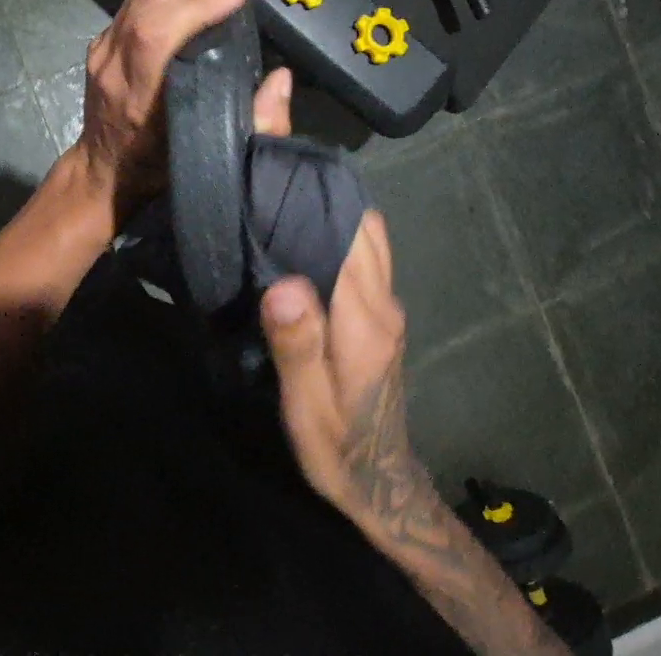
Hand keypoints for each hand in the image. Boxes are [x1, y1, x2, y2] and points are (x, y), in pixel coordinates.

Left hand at [76, 0, 293, 209]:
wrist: (103, 172)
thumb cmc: (158, 168)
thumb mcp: (212, 159)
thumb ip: (257, 125)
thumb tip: (281, 79)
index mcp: (138, 96)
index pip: (156, 31)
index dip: (197, 4)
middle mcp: (114, 64)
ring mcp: (103, 48)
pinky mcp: (102, 41)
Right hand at [260, 212, 422, 540]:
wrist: (380, 481)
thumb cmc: (335, 444)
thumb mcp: (306, 403)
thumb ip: (297, 343)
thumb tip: (282, 283)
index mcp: (363, 322)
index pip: (347, 244)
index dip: (315, 207)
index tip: (275, 180)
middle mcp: (383, 306)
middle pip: (365, 232)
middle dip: (325, 202)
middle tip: (272, 186)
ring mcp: (387, 310)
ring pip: (371, 242)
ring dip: (336, 218)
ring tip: (286, 206)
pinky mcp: (383, 318)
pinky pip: (366, 261)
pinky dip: (342, 240)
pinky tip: (304, 242)